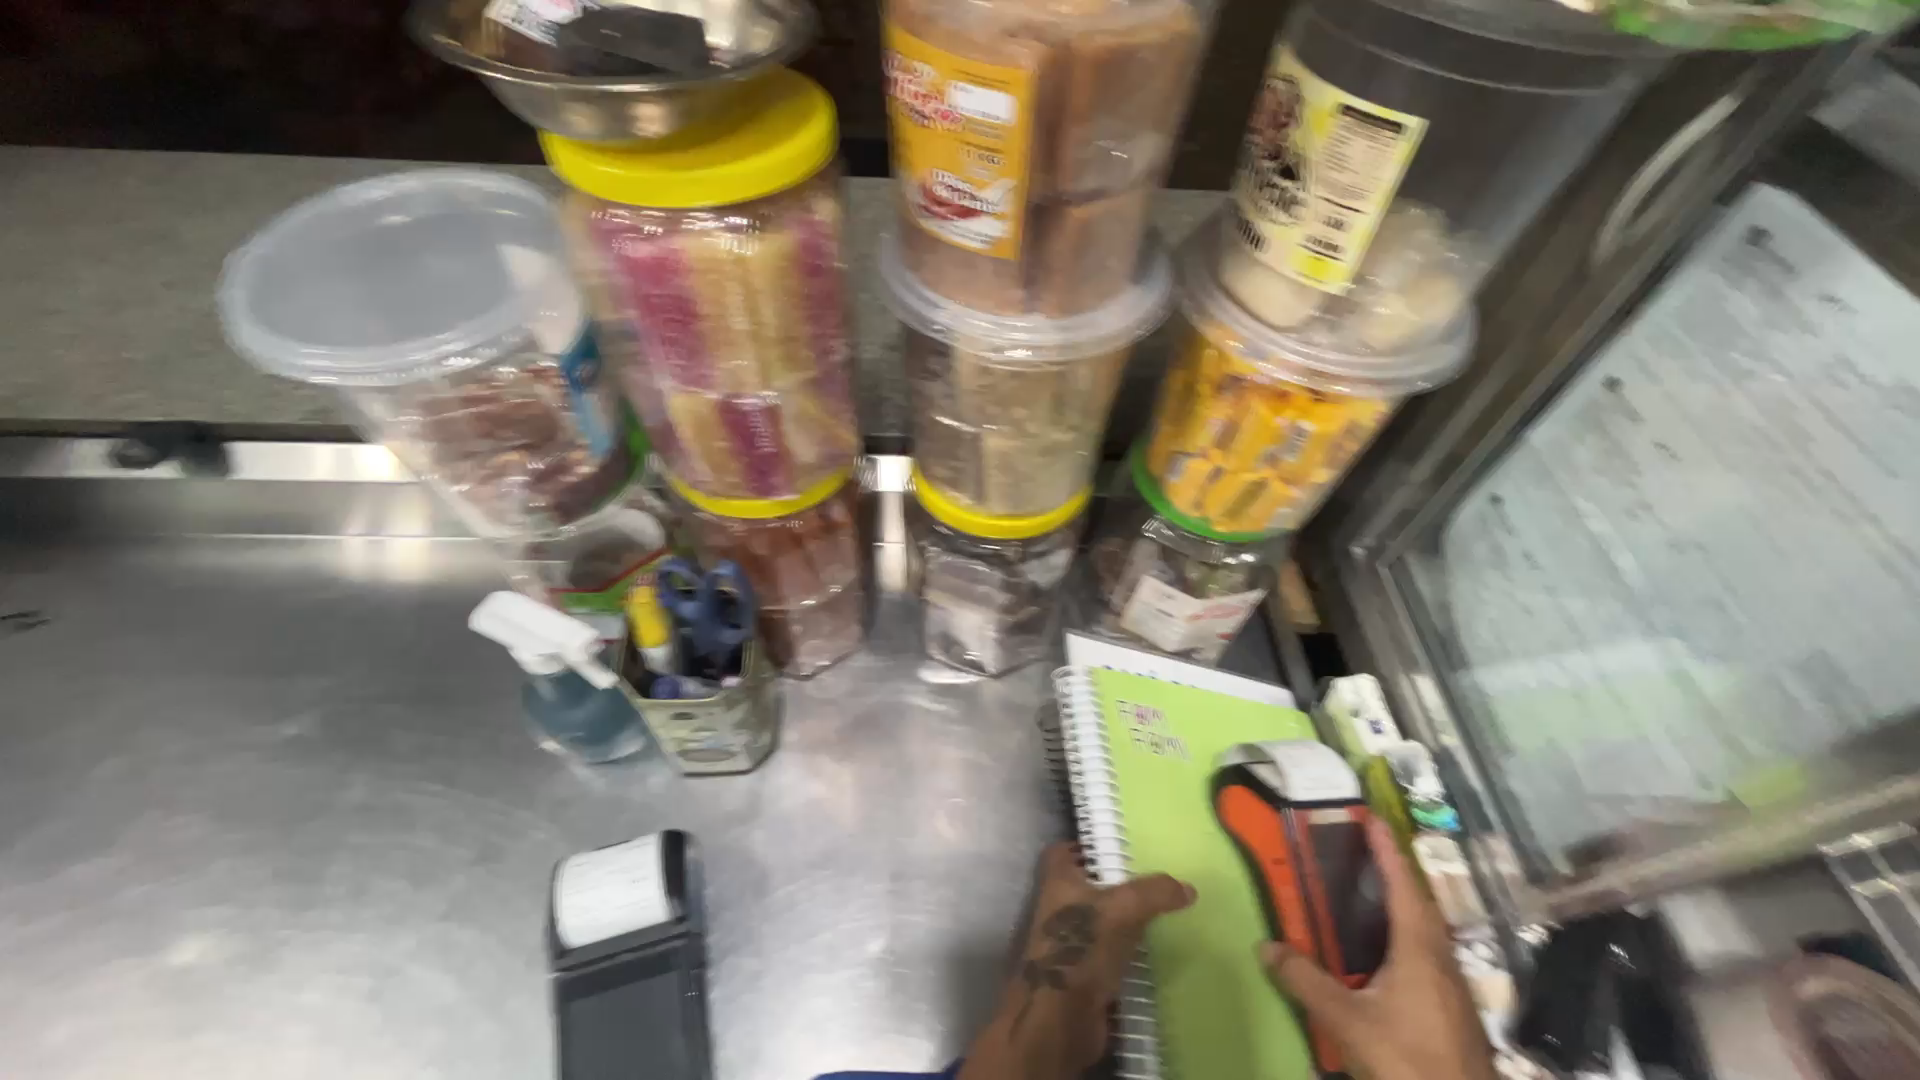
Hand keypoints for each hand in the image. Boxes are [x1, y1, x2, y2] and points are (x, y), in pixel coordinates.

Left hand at [960, 843, 1194, 1079]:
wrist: (1059, 1019)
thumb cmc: (1080, 948)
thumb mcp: (1122, 908)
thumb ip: (1155, 892)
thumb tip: (1187, 887)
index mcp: (1057, 881)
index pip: (1063, 850)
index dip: (1085, 845)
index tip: (1118, 845)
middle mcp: (1058, 909)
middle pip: (1086, 886)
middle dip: (1115, 884)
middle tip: (1154, 881)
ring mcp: (1069, 944)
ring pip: (1100, 923)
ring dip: (1126, 922)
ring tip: (1164, 914)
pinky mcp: (1083, 976)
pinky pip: (1110, 957)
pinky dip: (1129, 955)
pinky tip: (1157, 953)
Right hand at [1262, 817, 1496, 1079]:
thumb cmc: (1407, 1059)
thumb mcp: (1347, 1021)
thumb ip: (1306, 982)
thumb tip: (1267, 946)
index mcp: (1419, 950)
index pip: (1403, 886)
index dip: (1387, 851)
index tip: (1371, 818)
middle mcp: (1440, 959)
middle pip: (1420, 903)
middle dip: (1396, 872)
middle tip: (1367, 849)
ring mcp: (1451, 986)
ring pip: (1427, 929)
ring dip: (1403, 903)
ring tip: (1373, 890)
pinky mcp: (1452, 1009)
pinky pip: (1427, 952)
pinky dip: (1406, 933)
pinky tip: (1387, 950)